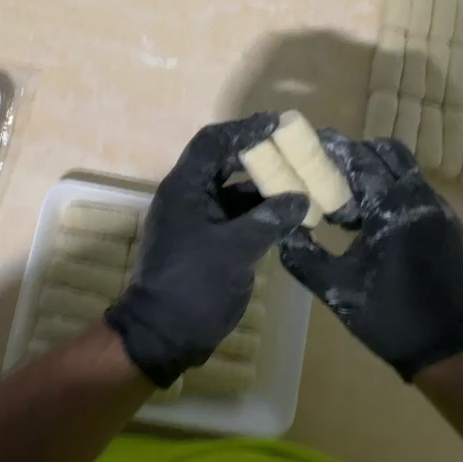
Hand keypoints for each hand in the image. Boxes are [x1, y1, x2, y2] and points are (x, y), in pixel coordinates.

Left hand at [105, 114, 310, 386]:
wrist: (163, 335)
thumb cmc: (194, 284)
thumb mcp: (236, 249)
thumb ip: (269, 219)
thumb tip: (300, 198)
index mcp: (185, 187)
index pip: (212, 142)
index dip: (244, 130)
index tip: (276, 126)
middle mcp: (188, 197)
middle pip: (224, 163)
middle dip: (258, 158)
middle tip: (293, 154)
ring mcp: (195, 221)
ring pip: (232, 191)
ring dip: (262, 188)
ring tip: (299, 185)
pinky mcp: (205, 243)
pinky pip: (234, 216)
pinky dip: (258, 213)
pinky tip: (288, 217)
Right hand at [280, 135, 462, 380]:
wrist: (449, 348)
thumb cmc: (389, 317)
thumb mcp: (336, 290)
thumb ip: (303, 255)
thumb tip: (282, 227)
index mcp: (393, 210)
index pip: (360, 160)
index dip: (334, 150)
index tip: (310, 146)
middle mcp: (421, 198)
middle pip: (387, 152)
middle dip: (355, 155)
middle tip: (327, 170)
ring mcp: (439, 208)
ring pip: (404, 167)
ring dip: (375, 170)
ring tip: (347, 195)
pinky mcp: (447, 221)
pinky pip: (415, 188)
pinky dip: (391, 188)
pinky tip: (371, 218)